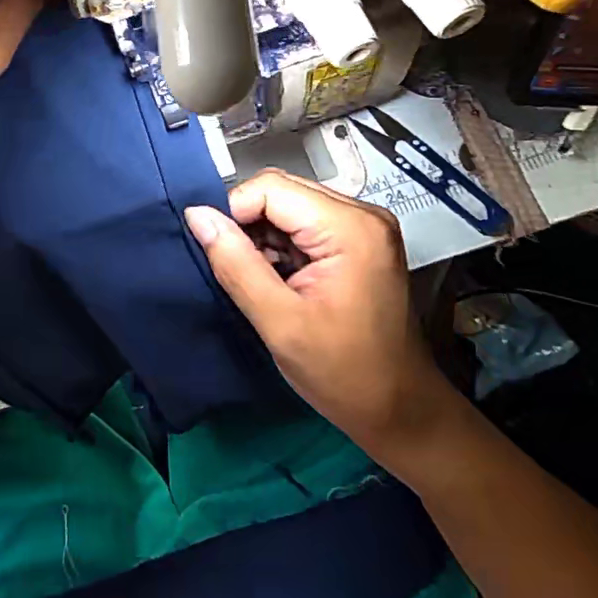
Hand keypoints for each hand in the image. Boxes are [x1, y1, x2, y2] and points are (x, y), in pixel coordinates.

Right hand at [184, 170, 461, 460]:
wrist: (400, 410)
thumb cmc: (344, 374)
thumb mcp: (280, 323)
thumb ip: (235, 264)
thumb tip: (196, 216)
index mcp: (350, 227)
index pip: (271, 188)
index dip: (234, 213)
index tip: (219, 255)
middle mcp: (362, 212)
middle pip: (282, 191)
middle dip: (249, 225)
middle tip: (238, 271)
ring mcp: (364, 225)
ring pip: (290, 205)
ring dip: (264, 236)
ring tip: (261, 281)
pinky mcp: (361, 239)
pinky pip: (306, 222)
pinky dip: (283, 245)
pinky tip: (280, 279)